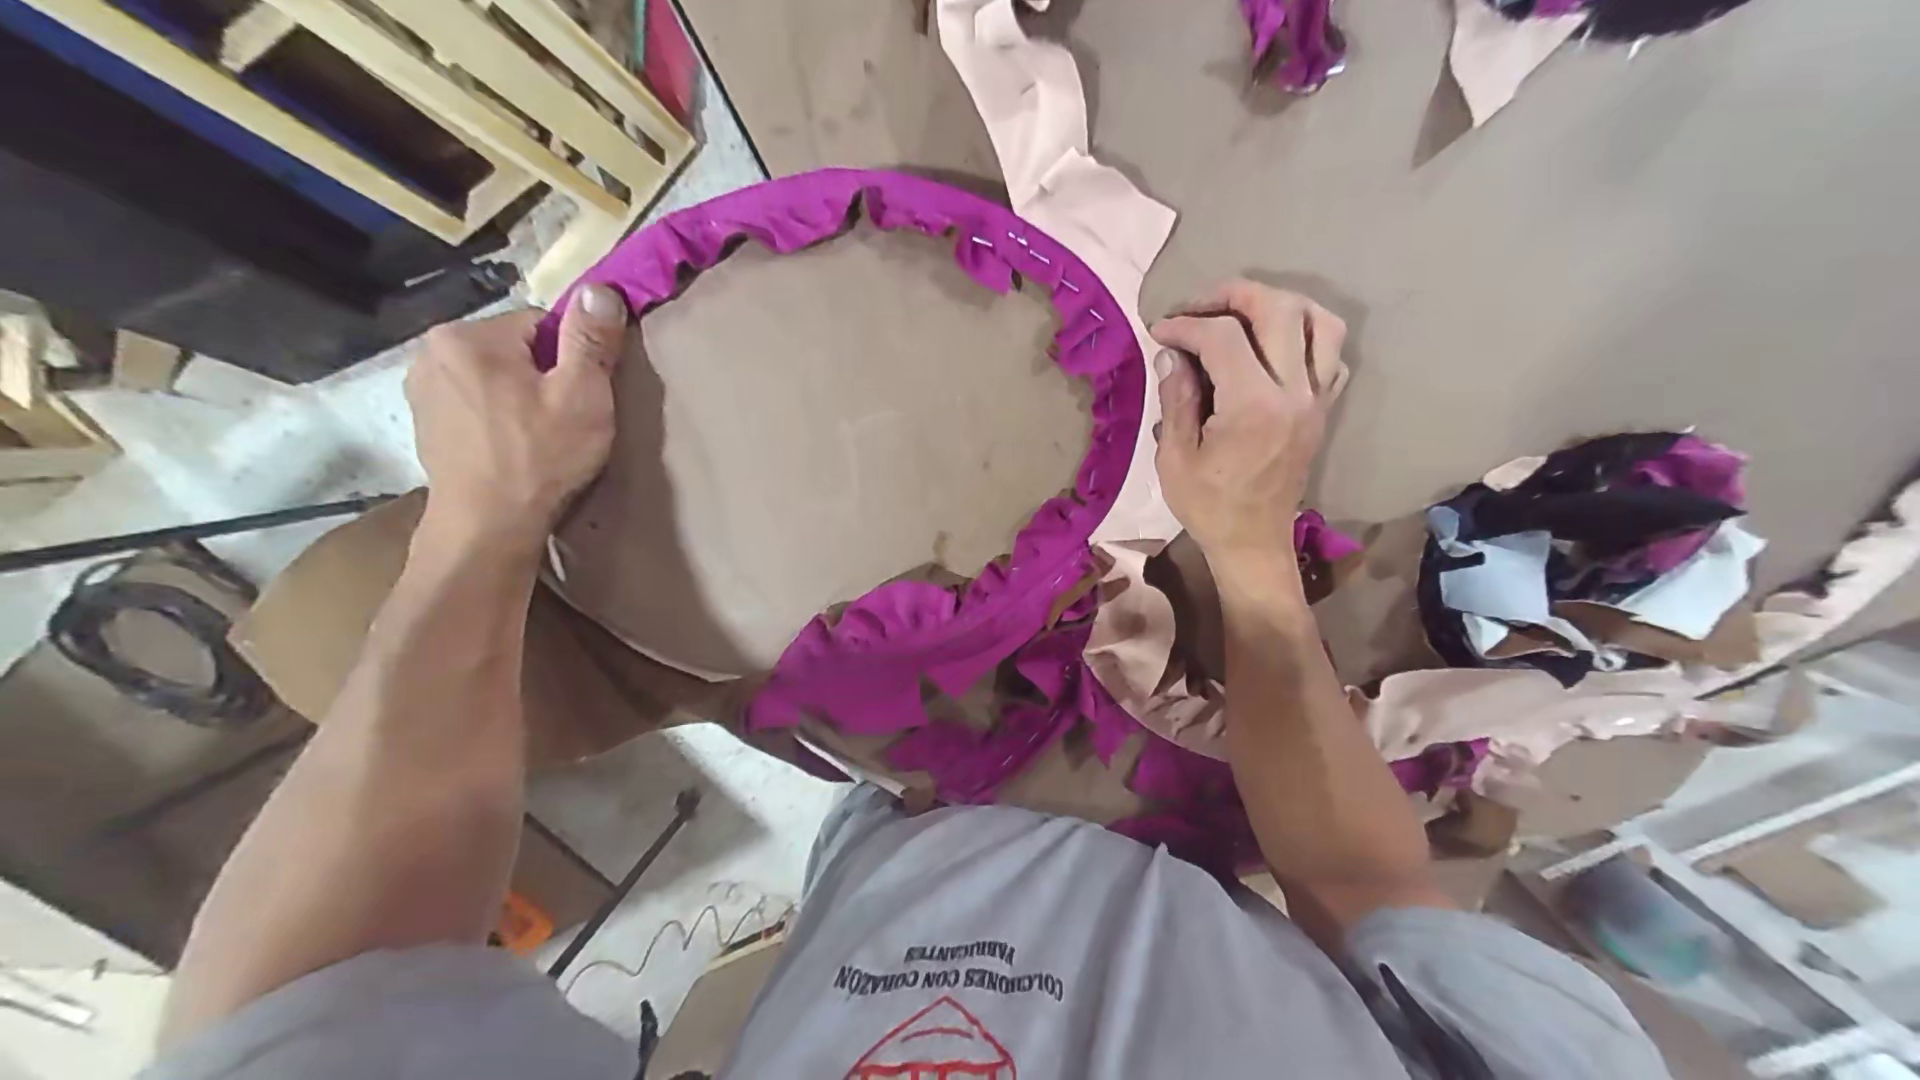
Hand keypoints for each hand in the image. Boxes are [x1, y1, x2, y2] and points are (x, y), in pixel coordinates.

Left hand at [404, 284, 628, 553]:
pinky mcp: (424, 421)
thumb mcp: (583, 396)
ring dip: (521, 396)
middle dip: (544, 376)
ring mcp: (421, 388)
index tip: (584, 395)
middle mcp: (431, 351)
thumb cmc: (540, 458)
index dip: (573, 358)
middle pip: (515, 348)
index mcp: (467, 336)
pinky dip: (498, 416)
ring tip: (541, 436)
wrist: (487, 527)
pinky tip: (514, 447)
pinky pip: (475, 401)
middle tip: (566, 419)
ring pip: (494, 375)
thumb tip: (602, 288)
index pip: (541, 323)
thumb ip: (591, 339)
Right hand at [1151, 280, 1348, 577]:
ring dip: (1279, 304)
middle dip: (1233, 295)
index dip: (1186, 325)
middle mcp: (1294, 393)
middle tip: (1198, 308)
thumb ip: (1176, 398)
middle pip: (1279, 309)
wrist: (1253, 542)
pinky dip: (1305, 334)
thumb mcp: (1174, 458)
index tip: (1160, 332)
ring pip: (1320, 321)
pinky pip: (1331, 354)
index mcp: (1253, 407)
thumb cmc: (1207, 506)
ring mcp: (1316, 399)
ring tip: (1241, 314)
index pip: (1223, 337)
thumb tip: (1172, 353)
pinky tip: (1272, 345)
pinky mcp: (1323, 409)